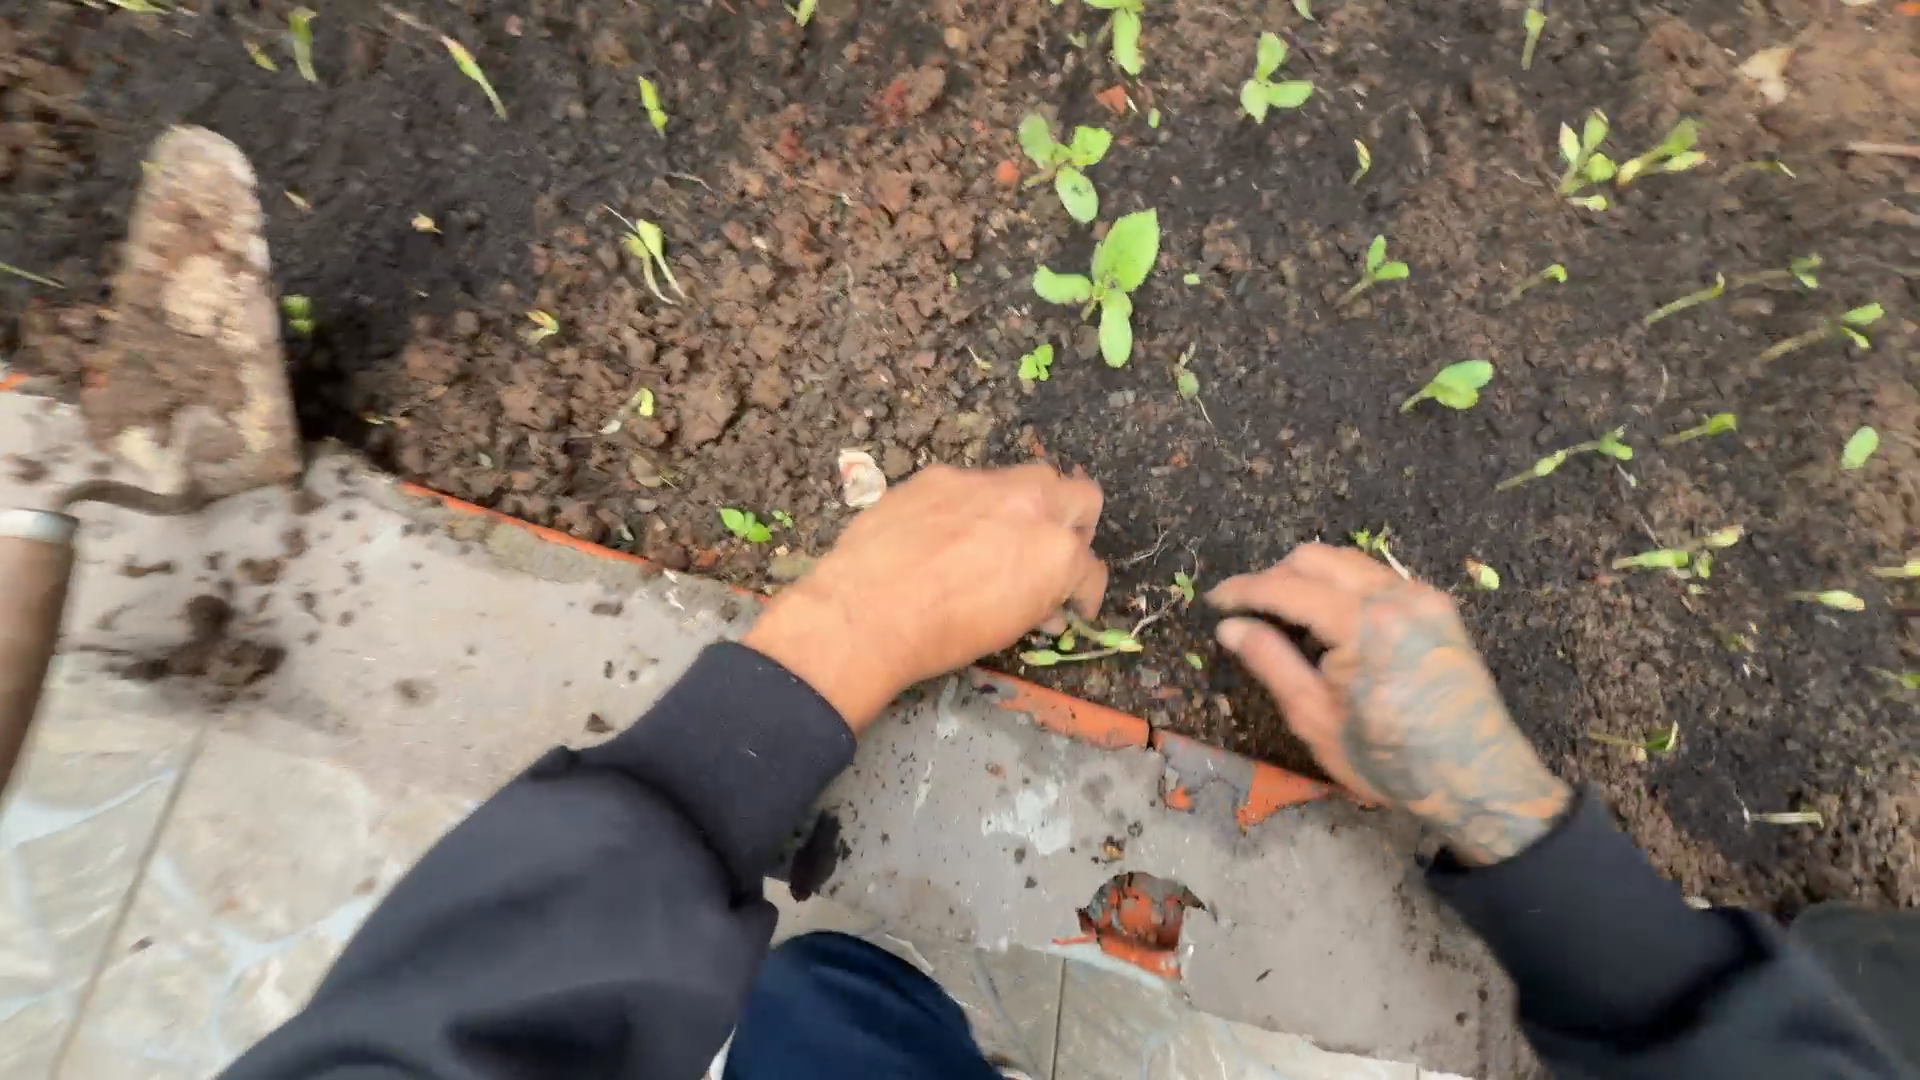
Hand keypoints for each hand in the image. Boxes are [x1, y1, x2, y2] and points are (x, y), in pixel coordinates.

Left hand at [743, 464, 1106, 731]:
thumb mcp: (1007, 629)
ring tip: (999, 536)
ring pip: (1029, 478)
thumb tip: (1043, 604)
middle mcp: (1031, 506)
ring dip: (1027, 506)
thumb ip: (1037, 603)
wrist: (867, 611)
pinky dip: (972, 506)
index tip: (1071, 605)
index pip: (1091, 568)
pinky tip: (944, 532)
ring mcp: (985, 483)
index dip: (1083, 593)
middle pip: (1081, 496)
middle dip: (1074, 527)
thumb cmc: (941, 635)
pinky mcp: (942, 475)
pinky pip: (973, 484)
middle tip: (1049, 554)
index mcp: (1058, 552)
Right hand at [1209, 544, 1569, 864]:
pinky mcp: (1437, 608)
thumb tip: (1229, 627)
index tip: (1213, 601)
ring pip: (1346, 561)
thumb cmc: (1389, 760)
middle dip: (1274, 578)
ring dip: (1307, 578)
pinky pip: (1374, 577)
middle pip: (1315, 558)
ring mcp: (1422, 598)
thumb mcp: (1314, 716)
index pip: (1286, 587)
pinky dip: (1340, 586)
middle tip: (1249, 612)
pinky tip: (1328, 620)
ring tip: (1284, 615)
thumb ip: (1270, 661)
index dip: (1243, 590)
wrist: (1481, 784)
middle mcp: (1396, 596)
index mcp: (1363, 623)